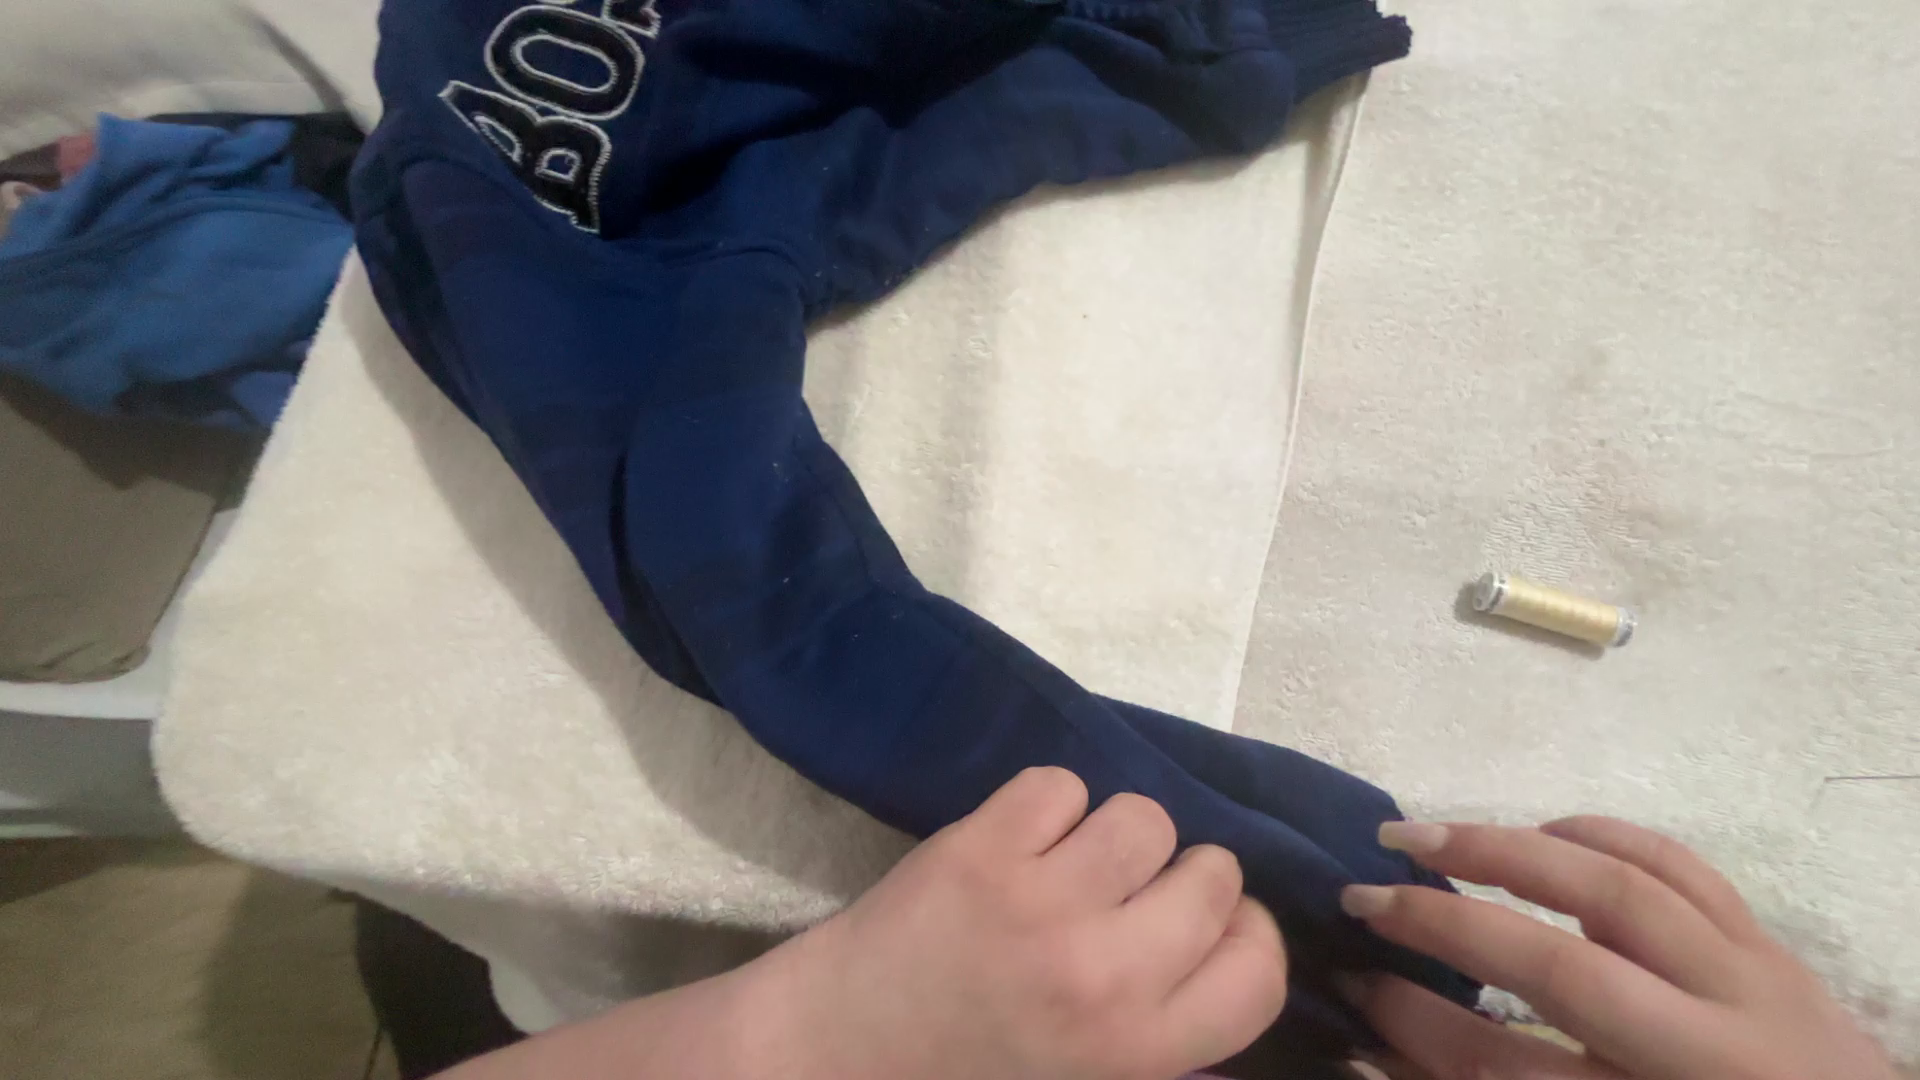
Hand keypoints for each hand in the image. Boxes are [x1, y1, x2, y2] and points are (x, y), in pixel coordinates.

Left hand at [744, 766, 1288, 1079]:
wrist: (843, 1047)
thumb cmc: (974, 1068)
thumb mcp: (1093, 1077)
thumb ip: (1163, 1022)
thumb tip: (1219, 938)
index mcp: (1138, 1050)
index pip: (1256, 971)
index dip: (1243, 931)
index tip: (1213, 918)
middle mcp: (1102, 971)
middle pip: (1211, 874)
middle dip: (1185, 871)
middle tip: (1132, 886)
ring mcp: (1039, 899)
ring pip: (1141, 816)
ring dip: (1117, 831)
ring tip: (1075, 858)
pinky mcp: (981, 845)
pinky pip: (1059, 784)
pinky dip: (1047, 803)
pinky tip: (1019, 838)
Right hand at [1337, 817, 1899, 1079]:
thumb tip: (1366, 1040)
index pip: (1503, 1068)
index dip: (1410, 1021)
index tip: (1349, 981)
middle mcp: (1716, 1059)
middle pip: (1561, 971)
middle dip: (1442, 923)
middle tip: (1362, 896)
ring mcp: (1756, 993)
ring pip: (1620, 893)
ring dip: (1501, 851)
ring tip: (1419, 834)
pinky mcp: (1773, 949)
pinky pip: (1681, 866)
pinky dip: (1600, 834)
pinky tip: (1542, 831)